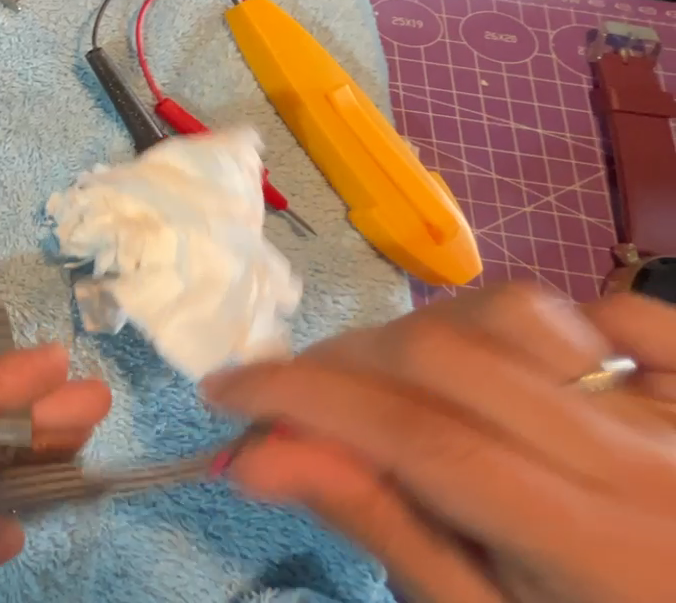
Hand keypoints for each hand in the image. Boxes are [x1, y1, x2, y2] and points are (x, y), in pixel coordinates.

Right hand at [202, 284, 675, 602]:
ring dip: (424, 333)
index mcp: (595, 544)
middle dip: (339, 362)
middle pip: (442, 355)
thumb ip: (377, 524)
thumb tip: (252, 457)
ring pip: (512, 314)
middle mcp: (643, 464)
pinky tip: (514, 362)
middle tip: (300, 395)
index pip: (414, 434)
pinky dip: (551, 325)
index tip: (224, 389)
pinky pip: (624, 311)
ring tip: (403, 380)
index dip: (301, 397)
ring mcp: (675, 415)